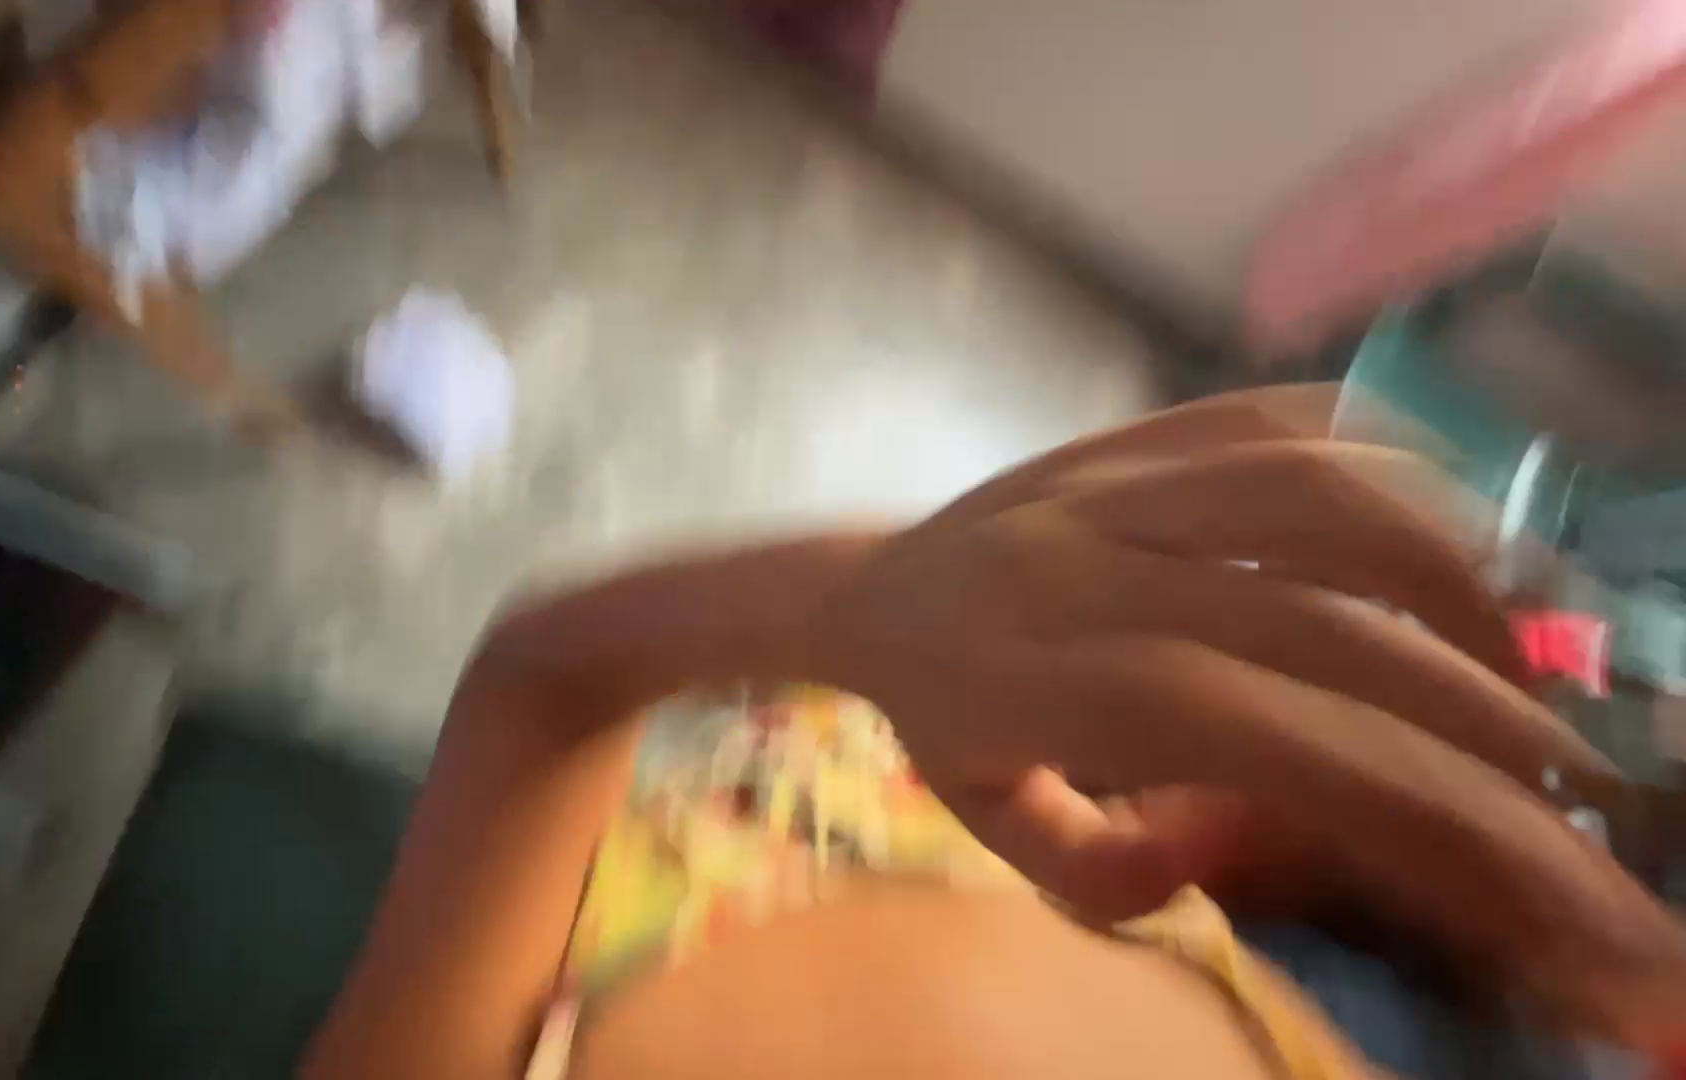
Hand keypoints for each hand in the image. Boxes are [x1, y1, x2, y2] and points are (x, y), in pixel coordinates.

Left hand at [789, 386, 1682, 1043]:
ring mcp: (1099, 487)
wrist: (868, 593)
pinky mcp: (1110, 438)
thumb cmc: (934, 716)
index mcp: (1050, 683)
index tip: (1574, 899)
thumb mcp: (996, 823)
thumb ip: (1115, 868)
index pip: (1273, 740)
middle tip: (1582, 781)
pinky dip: (1377, 452)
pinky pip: (1263, 416)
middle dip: (1482, 715)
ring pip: (1311, 491)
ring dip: (1452, 563)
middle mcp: (1084, 571)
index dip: (1441, 818)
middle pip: (1318, 624)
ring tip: (1521, 638)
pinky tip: (1432, 513)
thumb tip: (1249, 833)